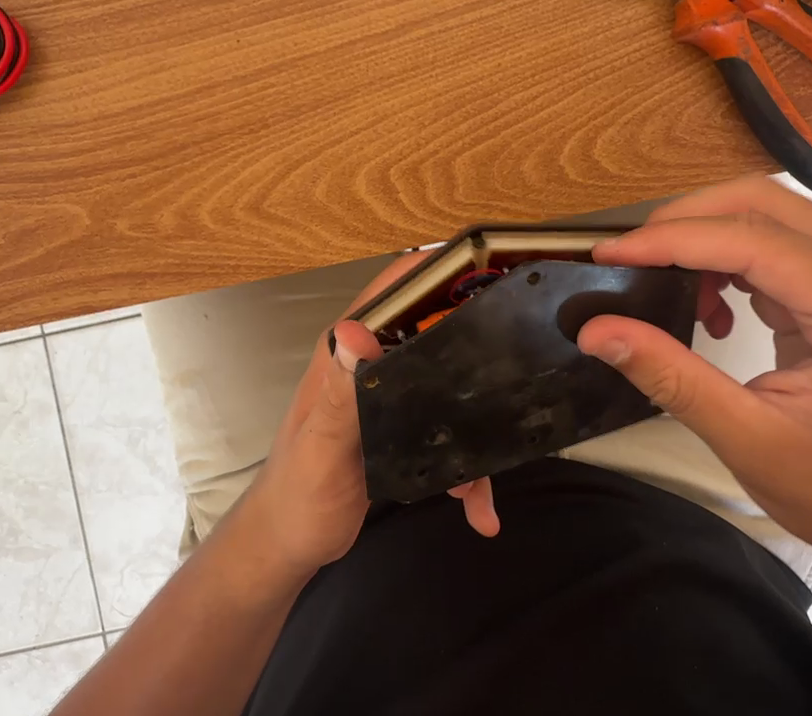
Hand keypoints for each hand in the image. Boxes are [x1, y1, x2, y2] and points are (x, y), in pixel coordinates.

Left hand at [227, 251, 505, 581]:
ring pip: (446, 386)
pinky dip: (466, 470)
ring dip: (475, 424)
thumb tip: (355, 331)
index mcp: (343, 354)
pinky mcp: (398, 431)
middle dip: (475, 343)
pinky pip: (444, 432)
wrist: (290, 542)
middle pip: (432, 330)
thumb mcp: (322, 448)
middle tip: (522, 361)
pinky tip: (479, 508)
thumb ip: (339, 395)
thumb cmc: (299, 494)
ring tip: (488, 471)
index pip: (391, 292)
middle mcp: (368, 365)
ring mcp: (385, 398)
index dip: (434, 270)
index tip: (487, 269)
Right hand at [575, 176, 811, 567]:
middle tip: (632, 256)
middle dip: (689, 219)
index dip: (675, 239)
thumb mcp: (747, 439)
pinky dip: (728, 261)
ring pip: (772, 217)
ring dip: (707, 237)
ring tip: (664, 284)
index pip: (756, 242)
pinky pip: (778, 248)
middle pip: (768, 205)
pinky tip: (710, 308)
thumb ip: (669, 375)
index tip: (608, 253)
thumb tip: (594, 330)